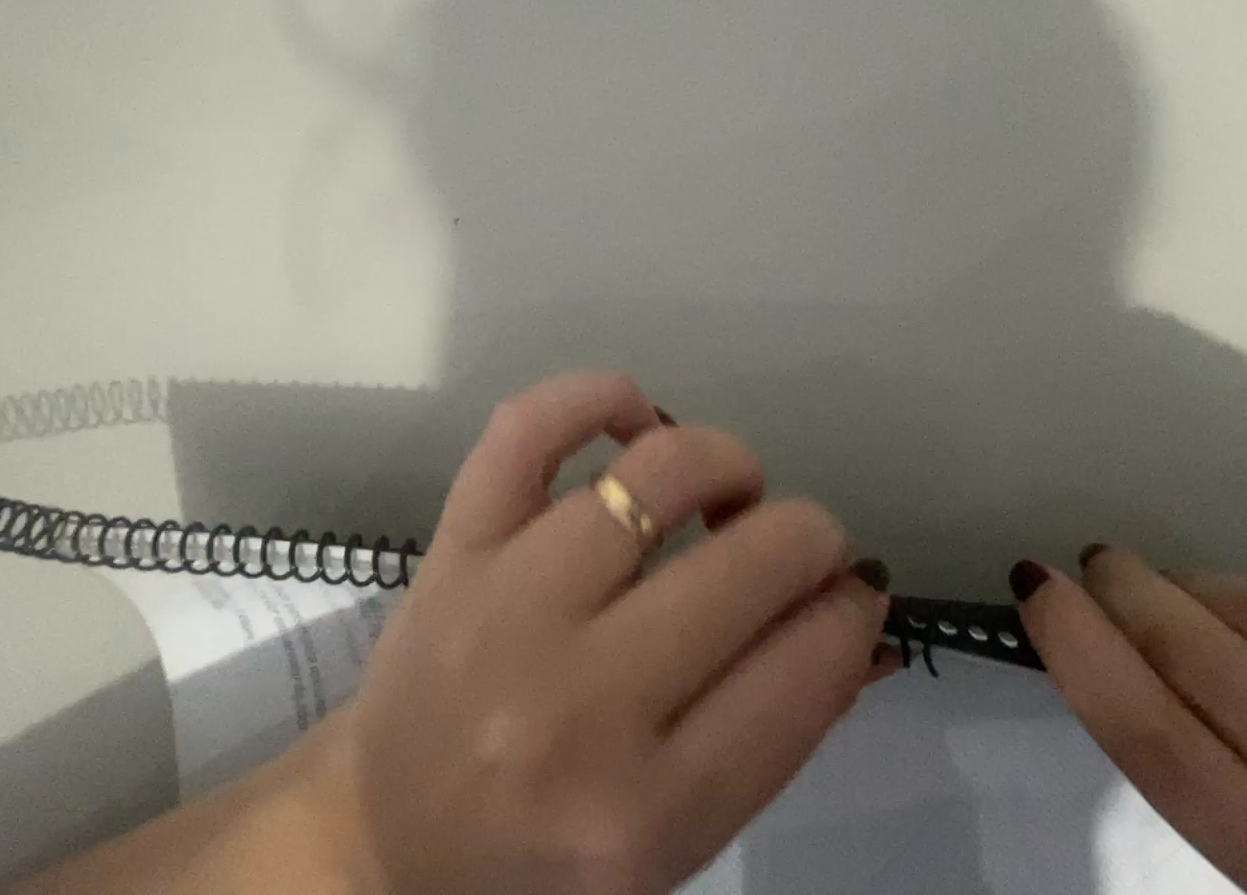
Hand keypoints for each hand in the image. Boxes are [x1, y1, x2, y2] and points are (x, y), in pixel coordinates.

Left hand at [308, 372, 889, 894]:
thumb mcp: (678, 835)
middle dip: (811, 538)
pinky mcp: (454, 547)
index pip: (806, 666)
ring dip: (728, 464)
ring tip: (730, 490)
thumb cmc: (546, 852)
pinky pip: (527, 430)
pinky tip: (637, 420)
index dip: (852, 610)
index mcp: (646, 807)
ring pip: (658, 476)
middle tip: (799, 545)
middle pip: (752, 564)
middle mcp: (577, 703)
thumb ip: (782, 725)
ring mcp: (505, 608)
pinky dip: (599, 397)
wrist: (386, 837)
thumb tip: (860, 610)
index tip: (852, 592)